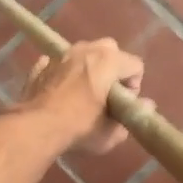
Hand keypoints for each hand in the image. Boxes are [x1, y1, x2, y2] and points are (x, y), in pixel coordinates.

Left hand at [21, 39, 147, 155]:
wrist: (36, 126)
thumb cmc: (80, 128)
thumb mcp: (112, 132)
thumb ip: (133, 115)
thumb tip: (147, 105)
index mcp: (107, 61)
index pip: (135, 64)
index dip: (134, 85)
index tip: (123, 103)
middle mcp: (85, 50)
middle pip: (110, 50)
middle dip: (113, 68)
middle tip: (107, 94)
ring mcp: (60, 54)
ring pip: (83, 52)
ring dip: (88, 67)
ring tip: (84, 92)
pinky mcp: (40, 65)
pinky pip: (59, 62)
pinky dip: (64, 72)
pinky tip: (61, 91)